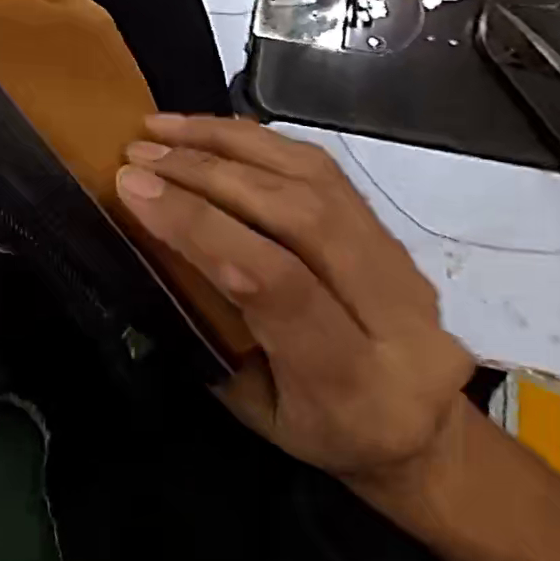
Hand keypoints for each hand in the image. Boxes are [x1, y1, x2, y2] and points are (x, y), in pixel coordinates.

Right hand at [114, 115, 474, 491]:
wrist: (425, 430)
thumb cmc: (323, 432)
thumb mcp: (254, 411)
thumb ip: (210, 331)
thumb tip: (151, 241)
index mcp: (352, 382)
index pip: (275, 282)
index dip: (199, 224)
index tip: (134, 187)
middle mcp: (392, 312)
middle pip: (297, 216)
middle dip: (206, 173)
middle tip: (140, 153)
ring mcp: (402, 261)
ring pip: (314, 178)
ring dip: (228, 143)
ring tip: (165, 128)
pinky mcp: (393, 229)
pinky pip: (323, 167)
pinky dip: (258, 141)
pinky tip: (212, 132)